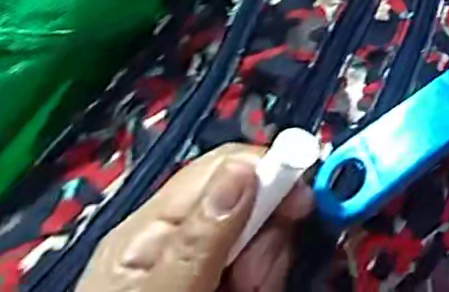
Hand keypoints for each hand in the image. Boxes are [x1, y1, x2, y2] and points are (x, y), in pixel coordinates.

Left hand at [78, 143, 313, 291]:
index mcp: (148, 231)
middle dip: (265, 238)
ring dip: (267, 271)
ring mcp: (199, 273)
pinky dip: (263, 287)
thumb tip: (244, 168)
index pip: (219, 168)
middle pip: (248, 202)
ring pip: (260, 243)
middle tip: (254, 285)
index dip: (267, 170)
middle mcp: (176, 243)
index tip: (300, 204)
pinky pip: (258, 277)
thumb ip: (198, 240)